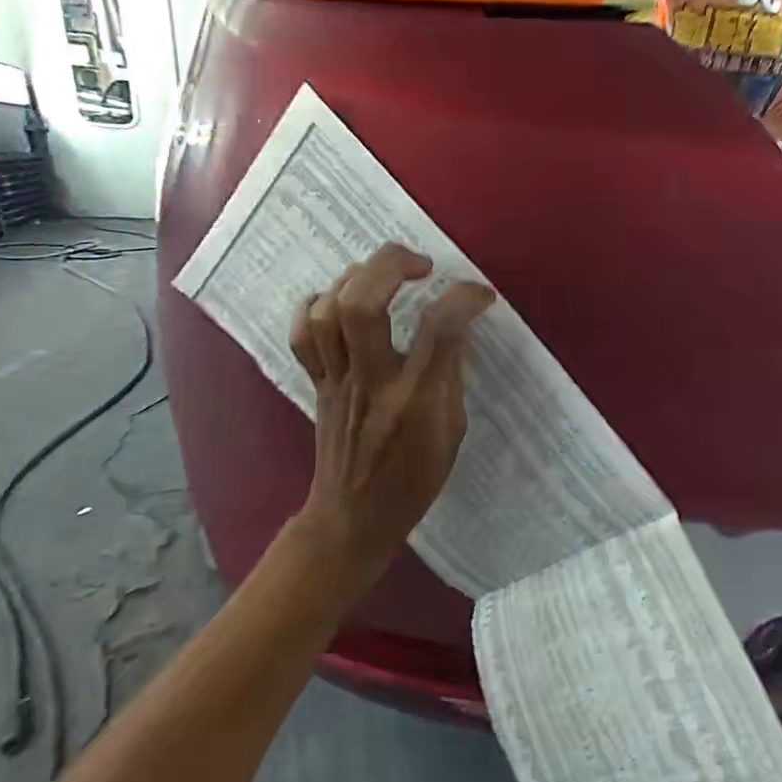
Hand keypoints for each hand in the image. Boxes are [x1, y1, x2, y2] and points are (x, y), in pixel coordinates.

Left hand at [288, 243, 495, 585]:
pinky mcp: (316, 383)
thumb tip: (454, 329)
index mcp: (415, 399)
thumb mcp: (451, 434)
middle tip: (420, 264)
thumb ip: (451, 377)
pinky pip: (302, 336)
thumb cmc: (412, 482)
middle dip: (391, 265)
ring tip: (380, 277)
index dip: (464, 298)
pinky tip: (336, 300)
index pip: (439, 328)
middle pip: (364, 304)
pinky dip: (315, 307)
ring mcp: (337, 380)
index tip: (480, 294)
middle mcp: (371, 381)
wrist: (352, 517)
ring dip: (354, 279)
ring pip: (328, 312)